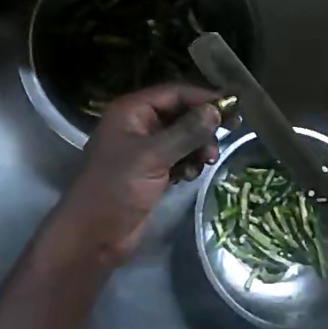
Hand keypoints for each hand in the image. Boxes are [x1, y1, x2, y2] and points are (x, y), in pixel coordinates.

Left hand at [52, 84, 220, 264]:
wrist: (93, 236)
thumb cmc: (116, 187)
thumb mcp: (152, 156)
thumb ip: (186, 132)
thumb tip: (216, 110)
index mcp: (131, 110)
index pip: (174, 93)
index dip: (204, 97)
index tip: (234, 105)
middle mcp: (138, 124)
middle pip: (181, 113)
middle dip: (203, 124)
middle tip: (230, 133)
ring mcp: (145, 149)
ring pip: (183, 136)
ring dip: (198, 146)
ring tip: (207, 161)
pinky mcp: (152, 171)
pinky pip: (179, 157)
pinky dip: (189, 162)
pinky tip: (191, 175)